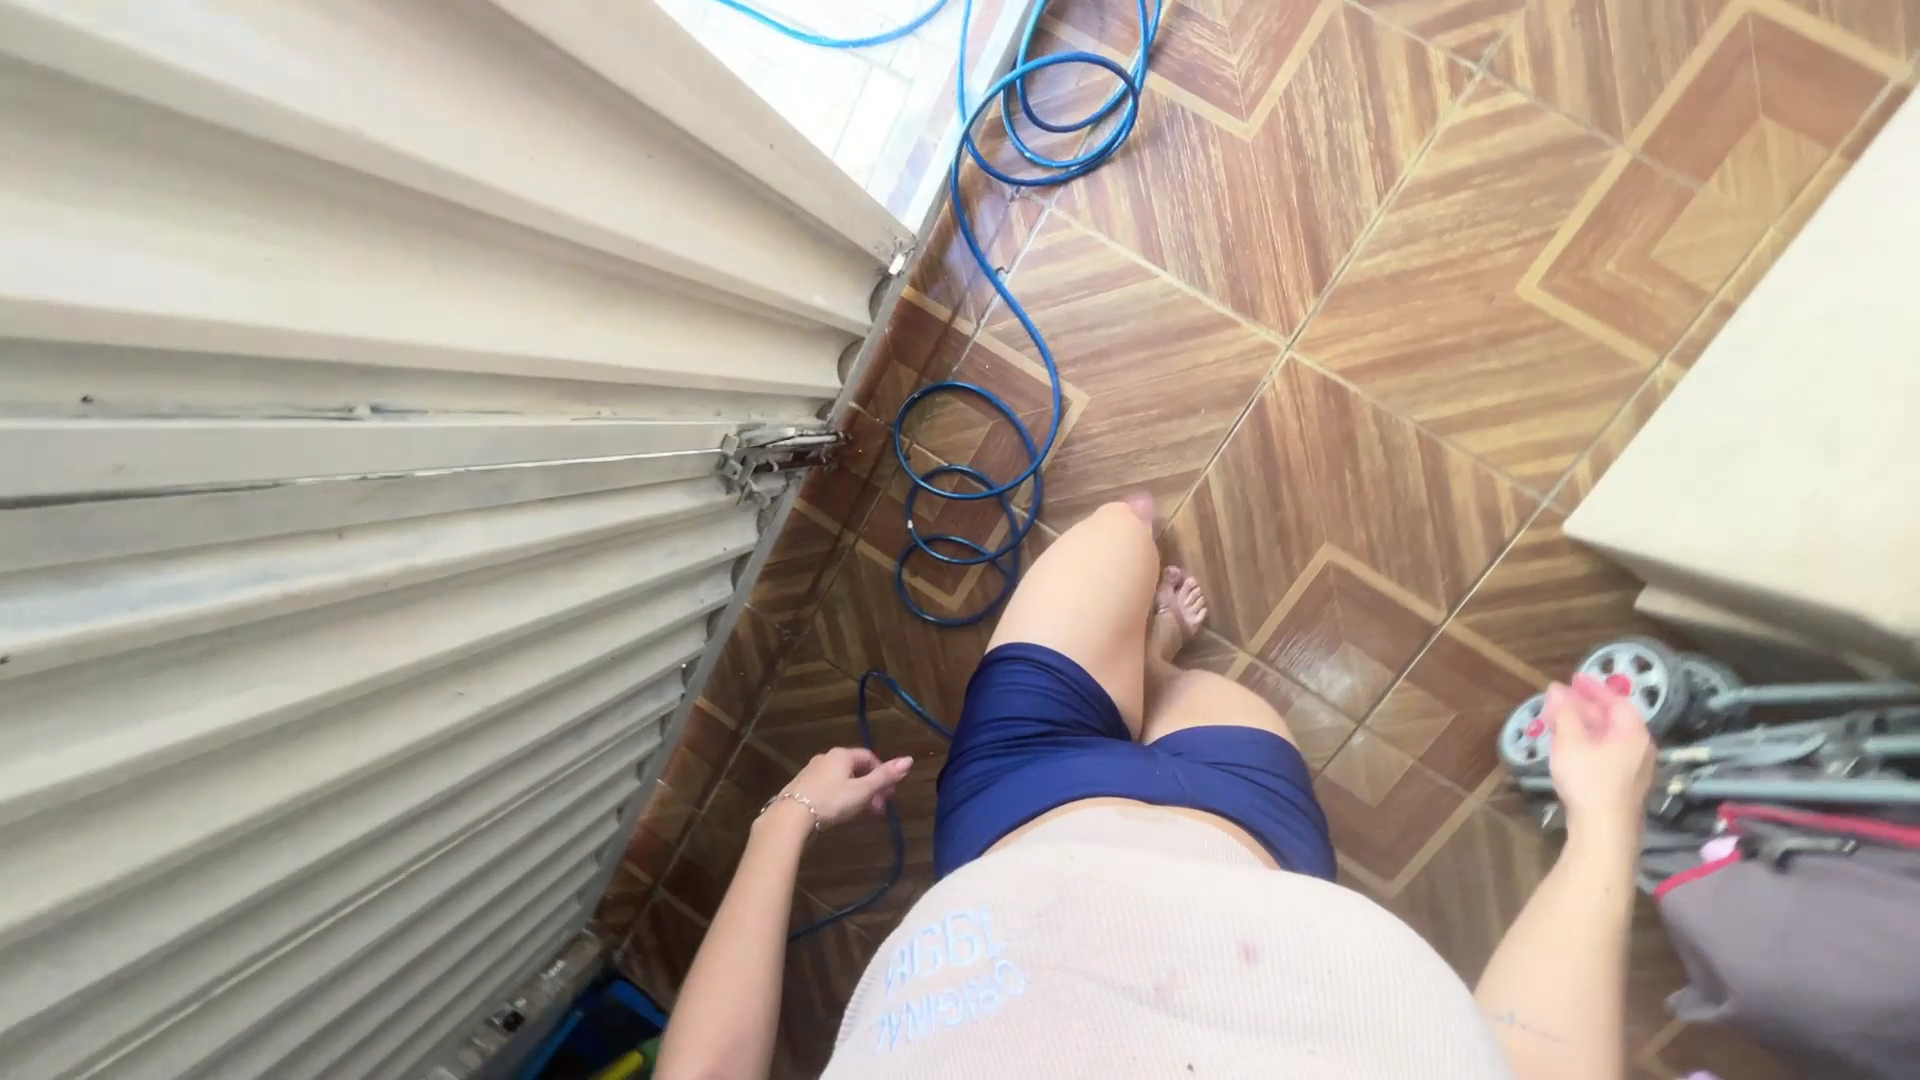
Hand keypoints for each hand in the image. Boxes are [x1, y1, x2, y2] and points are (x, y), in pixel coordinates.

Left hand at [779, 747, 912, 829]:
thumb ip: (885, 777)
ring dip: (856, 794)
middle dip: (871, 787)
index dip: (882, 774)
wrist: (790, 817)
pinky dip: (840, 797)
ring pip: (842, 780)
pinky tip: (839, 813)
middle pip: (856, 769)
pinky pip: (828, 788)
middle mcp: (826, 758)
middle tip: (879, 808)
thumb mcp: (862, 790)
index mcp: (842, 755)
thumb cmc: (831, 801)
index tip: (890, 794)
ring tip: (862, 813)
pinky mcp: (801, 787)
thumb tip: (909, 759)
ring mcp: (811, 772)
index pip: (869, 758)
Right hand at [1545, 675, 1655, 840]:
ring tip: (1557, 716)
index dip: (1595, 687)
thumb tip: (1557, 689)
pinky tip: (1568, 741)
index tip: (1574, 677)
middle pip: (1613, 717)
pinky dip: (1587, 737)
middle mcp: (1639, 746)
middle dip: (1585, 704)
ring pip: (1608, 734)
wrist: (1604, 826)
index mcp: (1632, 733)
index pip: (1617, 701)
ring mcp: (1633, 765)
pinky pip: (1606, 748)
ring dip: (1583, 722)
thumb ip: (1565, 712)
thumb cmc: (1588, 779)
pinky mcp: (1623, 779)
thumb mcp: (1570, 741)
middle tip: (1559, 696)